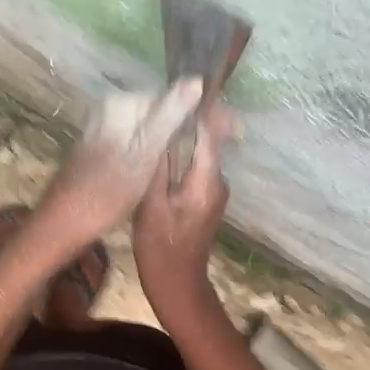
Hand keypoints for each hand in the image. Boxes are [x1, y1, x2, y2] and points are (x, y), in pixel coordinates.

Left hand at [35, 79, 203, 248]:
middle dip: (186, 128)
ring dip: (173, 142)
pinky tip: (168, 169)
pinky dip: (155, 153)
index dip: (197, 114)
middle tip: (217, 146)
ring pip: (151, 129)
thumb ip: (169, 115)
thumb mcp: (145, 153)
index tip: (227, 131)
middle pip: (161, 112)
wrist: (65, 223)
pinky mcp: (104, 147)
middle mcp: (111, 109)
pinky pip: (139, 142)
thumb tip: (197, 80)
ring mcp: (106, 128)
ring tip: (196, 160)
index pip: (170, 97)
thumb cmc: (108, 191)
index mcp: (121, 104)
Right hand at [133, 106, 233, 291]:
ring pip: (198, 153)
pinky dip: (179, 157)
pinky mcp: (206, 197)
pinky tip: (157, 153)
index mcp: (207, 180)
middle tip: (156, 104)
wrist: (177, 285)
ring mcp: (214, 190)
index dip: (199, 107)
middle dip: (184, 121)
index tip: (181, 84)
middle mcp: (218, 181)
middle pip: (205, 139)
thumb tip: (161, 127)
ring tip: (152, 124)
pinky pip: (195, 167)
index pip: (210, 131)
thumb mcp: (151, 205)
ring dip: (179, 139)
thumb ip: (159, 165)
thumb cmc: (160, 247)